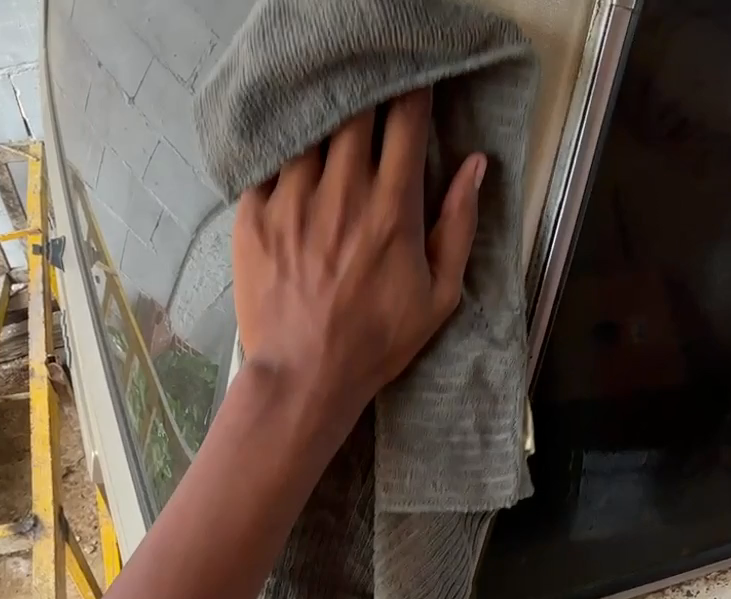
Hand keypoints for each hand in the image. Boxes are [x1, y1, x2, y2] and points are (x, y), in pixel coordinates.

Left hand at [232, 87, 485, 421]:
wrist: (304, 377)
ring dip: (323, 123)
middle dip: (366, 99)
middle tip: (368, 108)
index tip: (414, 88)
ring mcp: (292, 200)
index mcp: (392, 209)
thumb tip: (476, 164)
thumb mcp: (439, 297)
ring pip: (308, 128)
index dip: (412, 92)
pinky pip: (266, 160)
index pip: (406, 119)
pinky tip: (291, 164)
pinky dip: (281, 152)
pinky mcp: (253, 215)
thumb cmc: (376, 343)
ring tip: (328, 136)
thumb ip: (460, 226)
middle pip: (354, 110)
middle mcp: (342, 192)